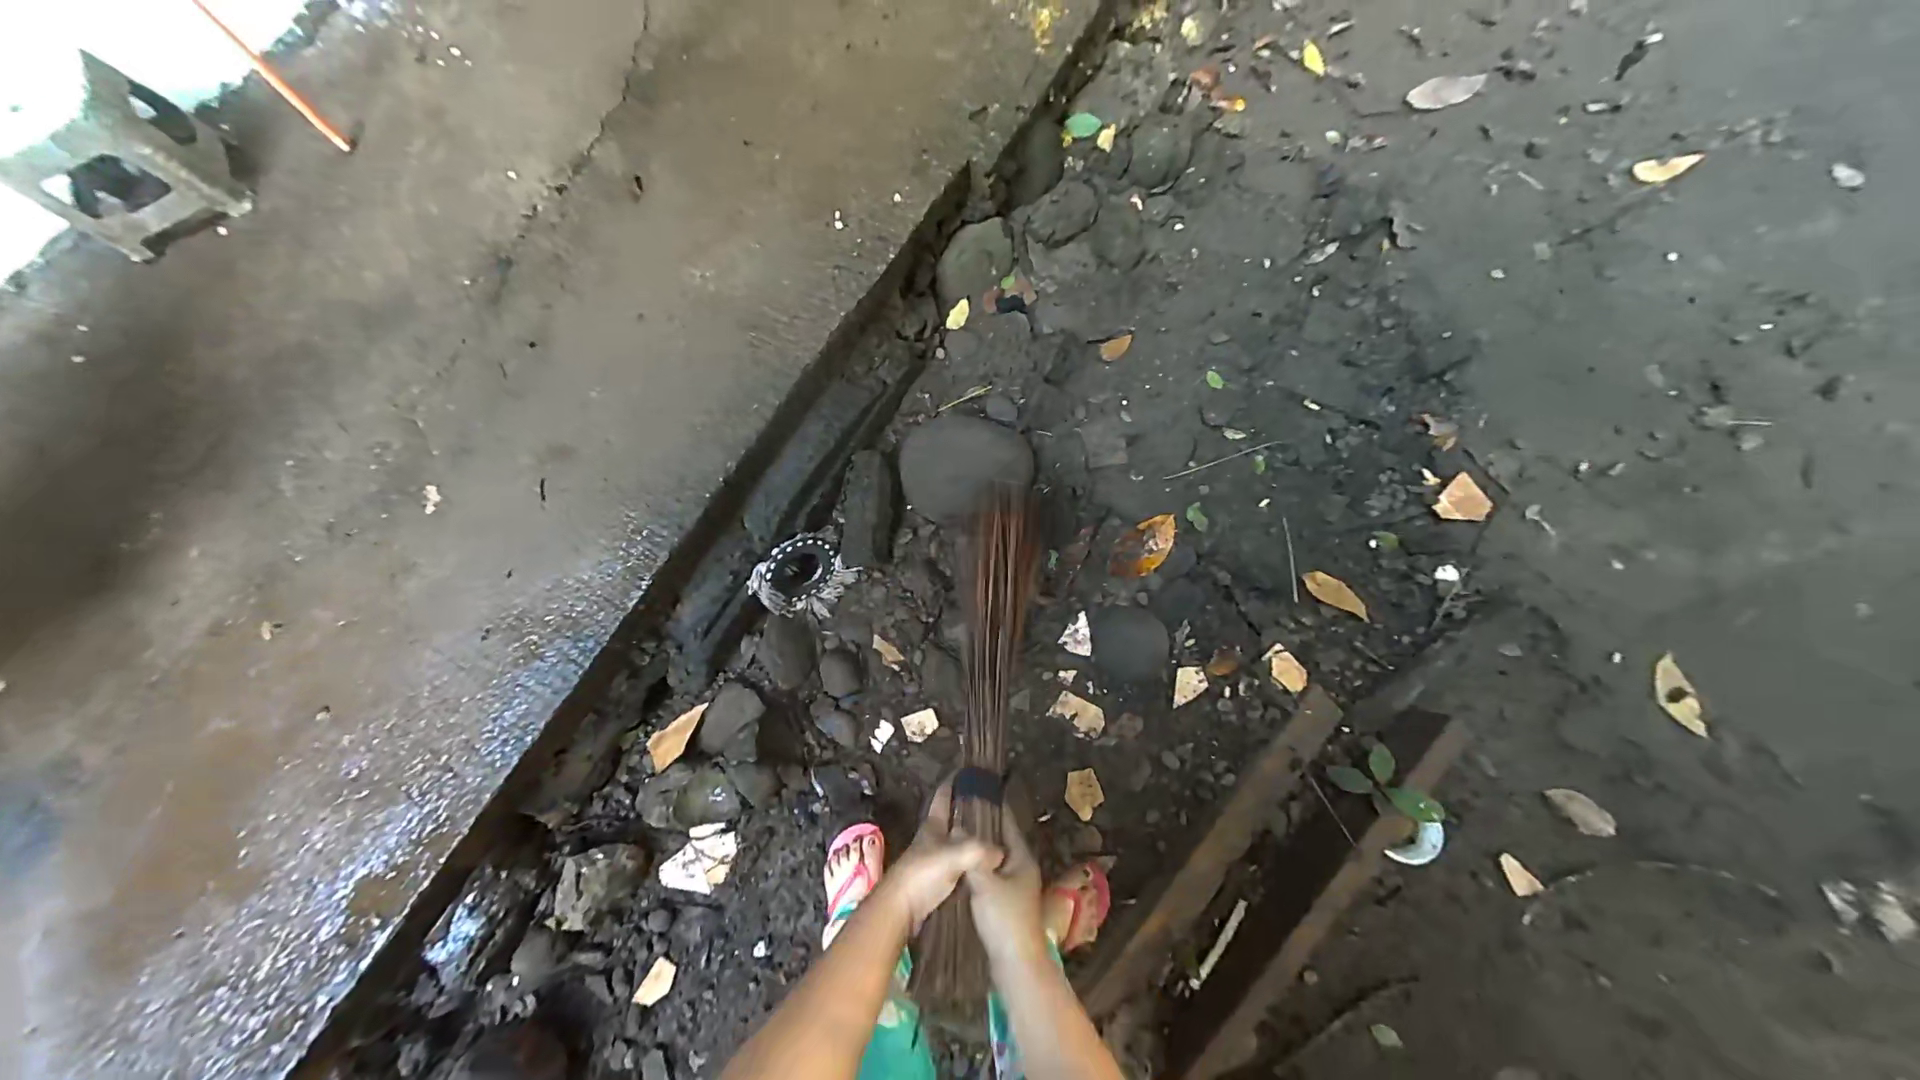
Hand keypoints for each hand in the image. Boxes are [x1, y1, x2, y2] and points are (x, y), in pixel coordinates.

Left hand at [876, 779, 1000, 931]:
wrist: (900, 908)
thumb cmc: (922, 873)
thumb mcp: (955, 855)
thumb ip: (980, 850)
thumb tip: (1001, 852)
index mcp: (933, 825)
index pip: (943, 796)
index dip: (953, 782)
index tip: (967, 771)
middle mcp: (932, 838)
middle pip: (951, 819)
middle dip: (967, 811)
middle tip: (991, 806)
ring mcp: (933, 859)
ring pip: (956, 842)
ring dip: (971, 838)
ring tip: (994, 836)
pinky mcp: (936, 880)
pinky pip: (959, 864)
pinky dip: (971, 862)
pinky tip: (985, 865)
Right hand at [963, 804, 1048, 967]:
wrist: (1016, 964)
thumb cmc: (1004, 918)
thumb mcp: (984, 882)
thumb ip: (971, 856)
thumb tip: (958, 830)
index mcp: (1022, 857)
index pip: (1008, 823)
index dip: (993, 807)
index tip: (976, 792)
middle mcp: (1022, 868)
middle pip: (1001, 841)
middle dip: (983, 828)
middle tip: (959, 813)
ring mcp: (1016, 887)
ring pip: (995, 860)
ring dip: (980, 850)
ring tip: (956, 836)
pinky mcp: (1008, 904)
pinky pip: (992, 876)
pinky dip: (979, 868)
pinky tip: (961, 868)